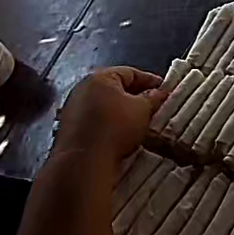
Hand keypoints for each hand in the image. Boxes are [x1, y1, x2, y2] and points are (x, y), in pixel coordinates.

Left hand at [52, 67, 166, 164]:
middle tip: (153, 106)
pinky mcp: (68, 129)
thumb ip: (153, 98)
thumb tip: (160, 92)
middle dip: (135, 96)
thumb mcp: (142, 110)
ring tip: (138, 122)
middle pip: (115, 88)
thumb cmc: (116, 127)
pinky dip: (108, 124)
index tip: (164, 89)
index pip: (130, 72)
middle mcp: (82, 88)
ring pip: (104, 105)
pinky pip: (94, 121)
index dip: (150, 80)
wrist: (85, 162)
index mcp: (100, 78)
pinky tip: (120, 136)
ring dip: (120, 111)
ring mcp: (72, 109)